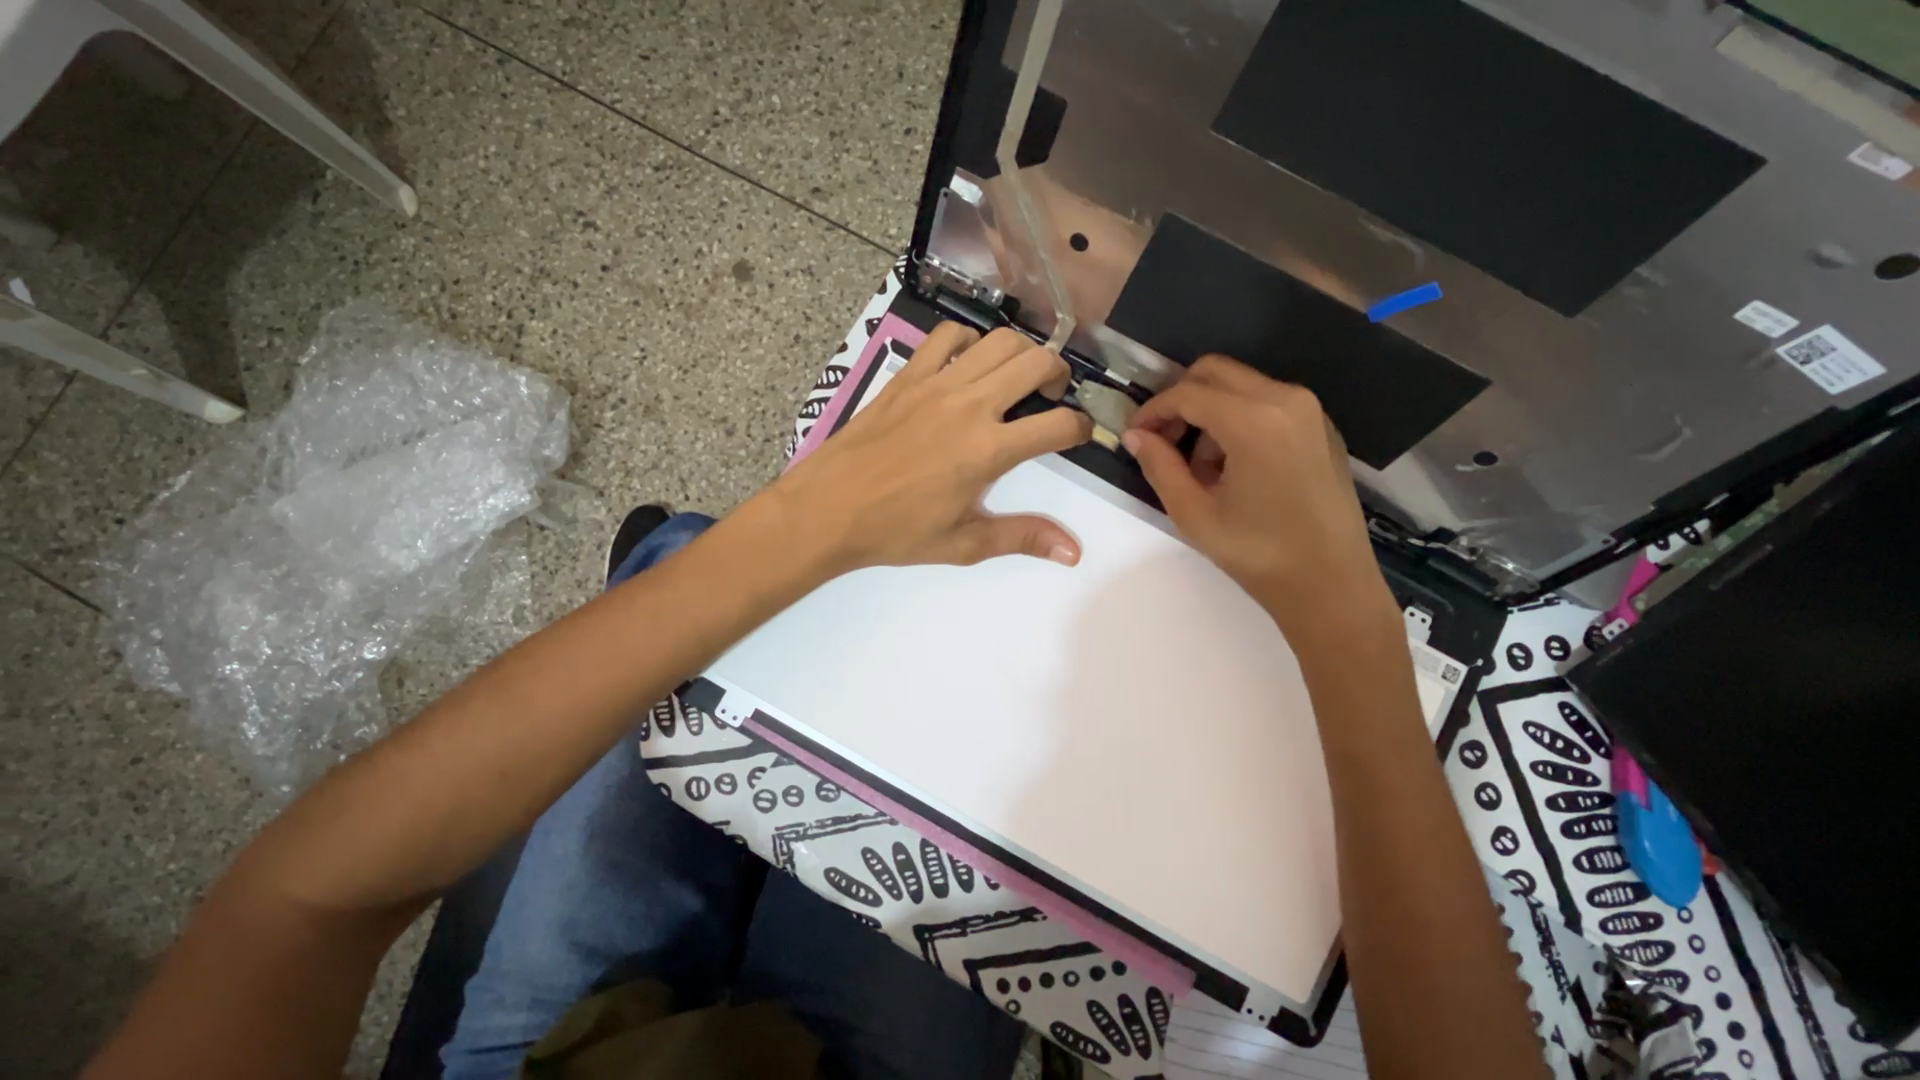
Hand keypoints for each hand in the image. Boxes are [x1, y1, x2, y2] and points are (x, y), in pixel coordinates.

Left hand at [760, 322, 1092, 574]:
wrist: (829, 508)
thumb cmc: (895, 531)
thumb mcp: (963, 543)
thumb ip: (1022, 537)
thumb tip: (1073, 551)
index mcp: (988, 450)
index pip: (1058, 425)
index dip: (1081, 428)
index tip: (1080, 435)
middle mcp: (969, 406)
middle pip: (1037, 362)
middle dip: (1059, 375)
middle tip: (1053, 396)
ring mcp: (937, 384)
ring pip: (999, 340)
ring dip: (1022, 352)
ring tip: (1018, 377)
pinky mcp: (908, 375)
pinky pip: (948, 336)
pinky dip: (970, 340)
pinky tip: (969, 364)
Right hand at [1123, 356, 1396, 644]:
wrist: (1331, 584)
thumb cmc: (1259, 554)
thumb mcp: (1194, 514)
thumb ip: (1159, 465)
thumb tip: (1136, 435)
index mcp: (1254, 420)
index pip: (1187, 393)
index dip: (1152, 410)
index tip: (1134, 435)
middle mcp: (1285, 400)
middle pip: (1215, 372)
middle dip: (1181, 401)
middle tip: (1162, 442)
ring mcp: (1310, 410)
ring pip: (1241, 385)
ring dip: (1210, 412)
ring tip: (1201, 468)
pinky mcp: (1322, 426)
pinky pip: (1268, 402)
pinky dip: (1240, 419)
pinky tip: (1234, 467)